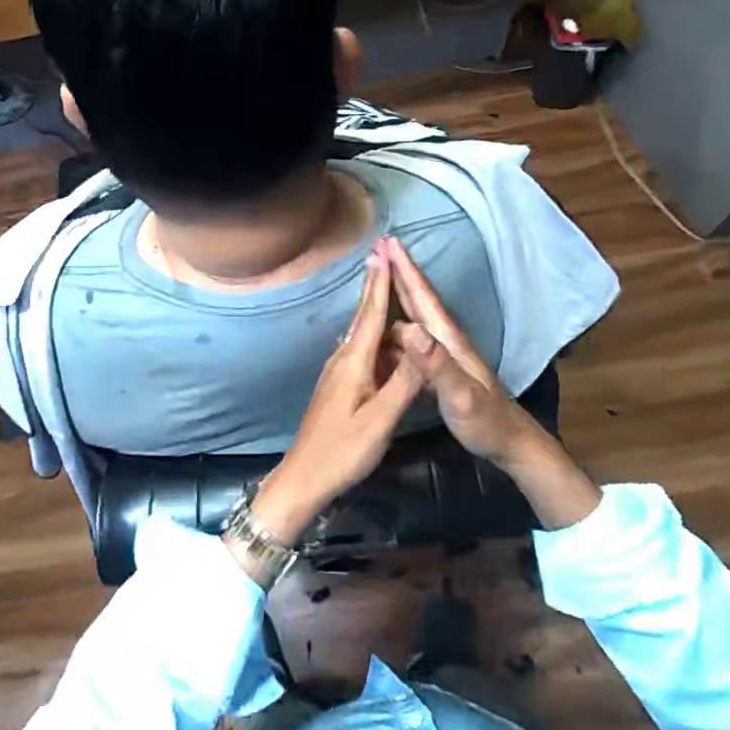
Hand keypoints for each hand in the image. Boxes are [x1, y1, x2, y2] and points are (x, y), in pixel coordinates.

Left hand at [250, 248, 425, 545]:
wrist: (304, 476)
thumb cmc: (343, 450)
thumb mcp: (381, 420)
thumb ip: (404, 383)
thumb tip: (424, 343)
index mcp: (353, 363)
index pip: (371, 315)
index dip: (381, 284)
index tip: (385, 253)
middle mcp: (342, 360)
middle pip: (362, 318)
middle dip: (374, 286)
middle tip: (381, 255)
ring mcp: (337, 374)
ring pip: (360, 335)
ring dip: (373, 309)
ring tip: (386, 287)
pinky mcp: (337, 388)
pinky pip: (360, 352)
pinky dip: (373, 337)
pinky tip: (381, 340)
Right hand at [380, 236, 599, 527]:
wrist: (512, 444)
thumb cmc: (486, 422)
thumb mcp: (460, 395)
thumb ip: (435, 364)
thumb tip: (407, 328)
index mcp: (449, 340)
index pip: (423, 298)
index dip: (405, 269)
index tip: (387, 241)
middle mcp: (447, 339)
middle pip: (420, 299)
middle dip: (400, 271)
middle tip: (380, 246)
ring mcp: (446, 352)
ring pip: (416, 315)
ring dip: (398, 294)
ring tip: (377, 281)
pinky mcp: (443, 366)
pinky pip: (414, 336)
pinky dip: (398, 324)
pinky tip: (388, 329)